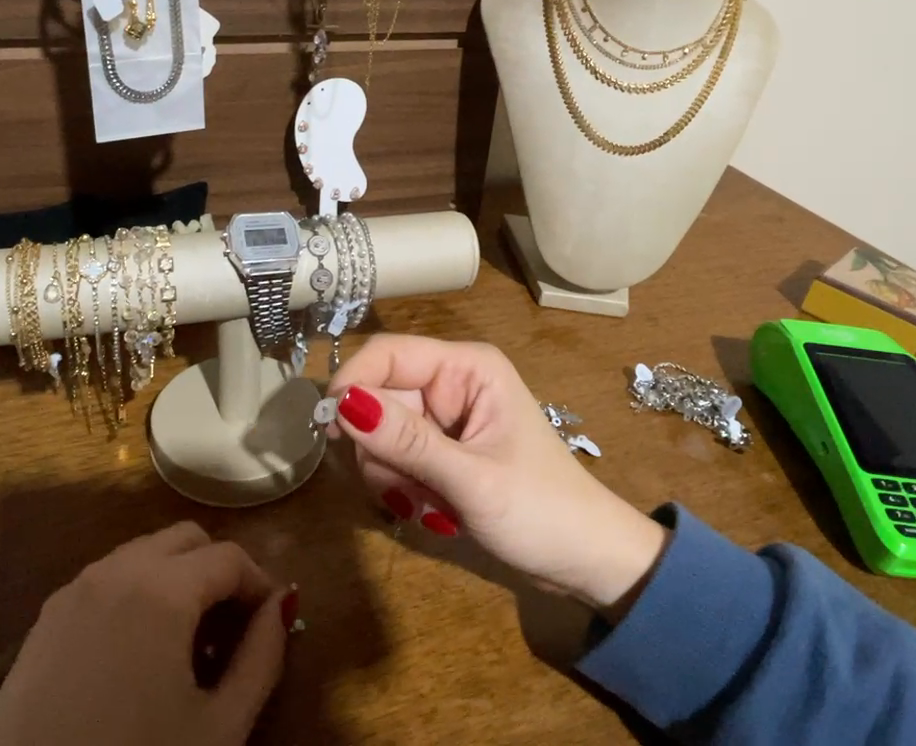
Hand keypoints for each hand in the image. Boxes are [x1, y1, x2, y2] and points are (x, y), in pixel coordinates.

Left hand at [0, 522, 292, 745]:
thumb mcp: (219, 726)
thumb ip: (262, 657)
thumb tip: (282, 605)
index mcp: (162, 588)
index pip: (229, 556)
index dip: (260, 583)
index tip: (270, 622)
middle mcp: (116, 571)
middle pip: (185, 538)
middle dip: (218, 570)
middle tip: (232, 626)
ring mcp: (74, 590)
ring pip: (144, 553)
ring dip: (177, 578)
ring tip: (188, 641)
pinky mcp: (46, 618)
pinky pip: (106, 579)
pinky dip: (136, 593)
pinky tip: (139, 652)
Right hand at [327, 334, 666, 617]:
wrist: (585, 561)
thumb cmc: (541, 512)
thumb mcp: (471, 478)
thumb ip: (406, 441)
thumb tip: (341, 402)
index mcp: (467, 368)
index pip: (388, 353)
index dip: (353, 383)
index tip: (330, 431)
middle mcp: (451, 383)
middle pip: (377, 396)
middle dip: (379, 448)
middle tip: (404, 489)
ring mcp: (445, 417)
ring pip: (379, 431)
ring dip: (390, 474)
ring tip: (426, 505)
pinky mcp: (441, 448)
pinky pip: (395, 456)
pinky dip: (401, 486)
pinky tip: (430, 510)